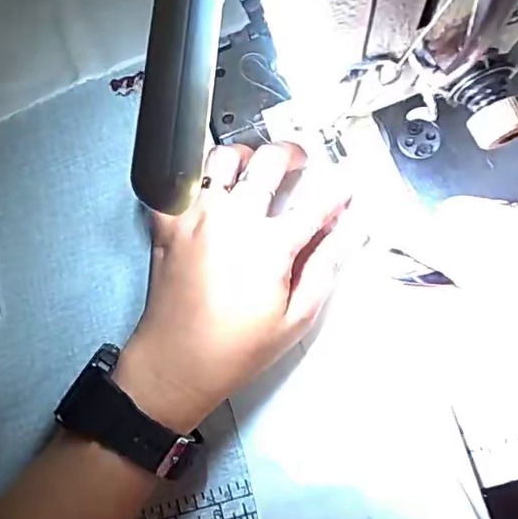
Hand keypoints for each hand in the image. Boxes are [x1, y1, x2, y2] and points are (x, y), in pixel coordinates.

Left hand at [114, 142, 353, 432]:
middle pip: (268, 161)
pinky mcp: (169, 226)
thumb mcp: (297, 317)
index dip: (336, 192)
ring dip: (244, 156)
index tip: (343, 188)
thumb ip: (326, 266)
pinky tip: (208, 187)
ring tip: (254, 167)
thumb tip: (348, 233)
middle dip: (292, 154)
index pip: (315, 204)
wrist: (176, 364)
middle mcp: (232, 221)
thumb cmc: (232, 349)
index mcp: (269, 245)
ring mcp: (197, 219)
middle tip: (300, 161)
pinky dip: (195, 177)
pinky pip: (178, 183)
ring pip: (221, 158)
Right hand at [416, 197, 517, 461]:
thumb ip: (442, 305)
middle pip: (465, 212)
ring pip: (508, 211)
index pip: (431, 230)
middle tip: (474, 271)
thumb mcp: (496, 344)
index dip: (409, 236)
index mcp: (498, 274)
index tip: (400, 243)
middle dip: (459, 237)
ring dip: (504, 235)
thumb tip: (404, 281)